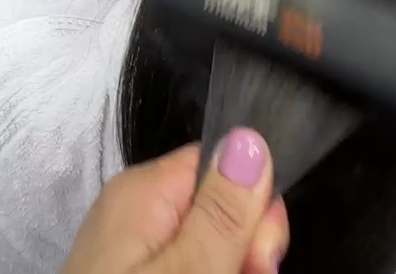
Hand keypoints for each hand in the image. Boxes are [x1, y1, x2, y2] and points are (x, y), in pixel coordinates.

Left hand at [61, 130, 289, 273]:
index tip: (261, 258)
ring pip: (209, 251)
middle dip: (243, 255)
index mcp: (144, 191)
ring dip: (229, 273)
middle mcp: (138, 214)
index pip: (218, 163)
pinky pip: (186, 268)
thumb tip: (251, 136)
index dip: (251, 206)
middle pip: (219, 212)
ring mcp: (134, 256)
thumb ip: (222, 212)